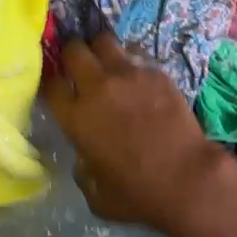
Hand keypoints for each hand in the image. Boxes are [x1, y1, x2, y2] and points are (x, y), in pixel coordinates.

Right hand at [43, 35, 236, 236]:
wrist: (185, 177)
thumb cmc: (137, 193)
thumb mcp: (96, 195)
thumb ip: (83, 170)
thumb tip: (84, 156)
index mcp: (78, 118)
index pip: (51, 83)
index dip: (52, 83)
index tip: (58, 87)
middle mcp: (98, 87)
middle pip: (74, 50)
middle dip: (73, 54)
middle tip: (79, 66)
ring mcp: (129, 74)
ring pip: (105, 41)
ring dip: (101, 51)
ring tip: (107, 64)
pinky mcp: (155, 70)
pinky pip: (136, 54)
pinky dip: (131, 62)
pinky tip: (138, 79)